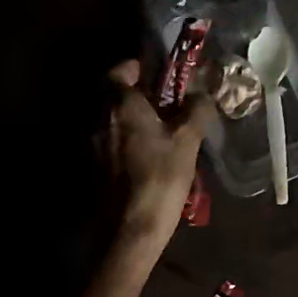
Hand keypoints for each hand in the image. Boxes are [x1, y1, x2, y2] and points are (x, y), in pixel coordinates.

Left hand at [101, 59, 216, 257]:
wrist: (132, 228)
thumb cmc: (160, 177)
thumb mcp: (187, 141)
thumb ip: (196, 111)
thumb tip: (203, 93)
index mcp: (120, 104)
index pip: (120, 71)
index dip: (137, 68)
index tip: (158, 75)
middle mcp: (100, 119)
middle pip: (115, 96)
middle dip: (139, 96)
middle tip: (167, 104)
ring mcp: (95, 145)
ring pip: (114, 121)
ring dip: (134, 121)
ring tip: (163, 132)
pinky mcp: (96, 169)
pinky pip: (113, 144)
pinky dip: (129, 142)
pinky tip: (150, 157)